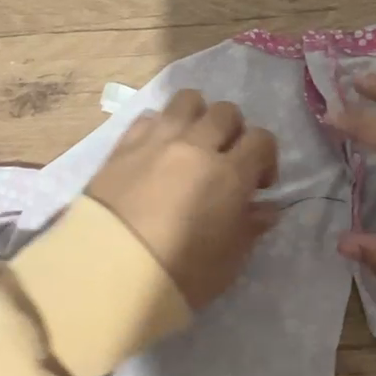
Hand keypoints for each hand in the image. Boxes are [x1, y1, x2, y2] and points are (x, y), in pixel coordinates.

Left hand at [86, 90, 279, 308]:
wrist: (109, 273)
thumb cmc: (179, 274)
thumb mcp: (229, 261)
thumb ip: (250, 228)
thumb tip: (266, 208)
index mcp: (228, 174)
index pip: (261, 140)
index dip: (266, 159)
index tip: (258, 186)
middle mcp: (195, 146)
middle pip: (226, 113)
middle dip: (234, 133)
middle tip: (225, 162)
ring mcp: (156, 140)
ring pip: (187, 101)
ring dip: (198, 117)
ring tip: (193, 144)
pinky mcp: (123, 145)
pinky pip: (149, 116)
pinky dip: (161, 126)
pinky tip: (158, 151)